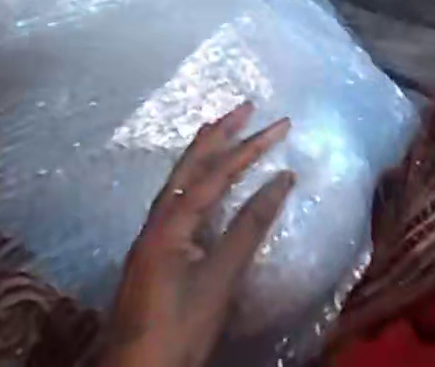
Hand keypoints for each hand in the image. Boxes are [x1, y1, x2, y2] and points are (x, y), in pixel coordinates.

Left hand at [102, 104, 295, 366]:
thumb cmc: (179, 329)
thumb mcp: (221, 279)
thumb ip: (250, 226)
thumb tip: (283, 178)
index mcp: (169, 226)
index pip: (216, 174)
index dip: (250, 146)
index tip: (282, 125)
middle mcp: (155, 224)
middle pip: (188, 168)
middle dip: (219, 134)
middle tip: (246, 106)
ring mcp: (150, 240)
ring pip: (179, 182)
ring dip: (204, 152)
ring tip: (224, 128)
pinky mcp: (153, 256)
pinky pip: (177, 198)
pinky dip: (196, 177)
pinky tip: (204, 181)